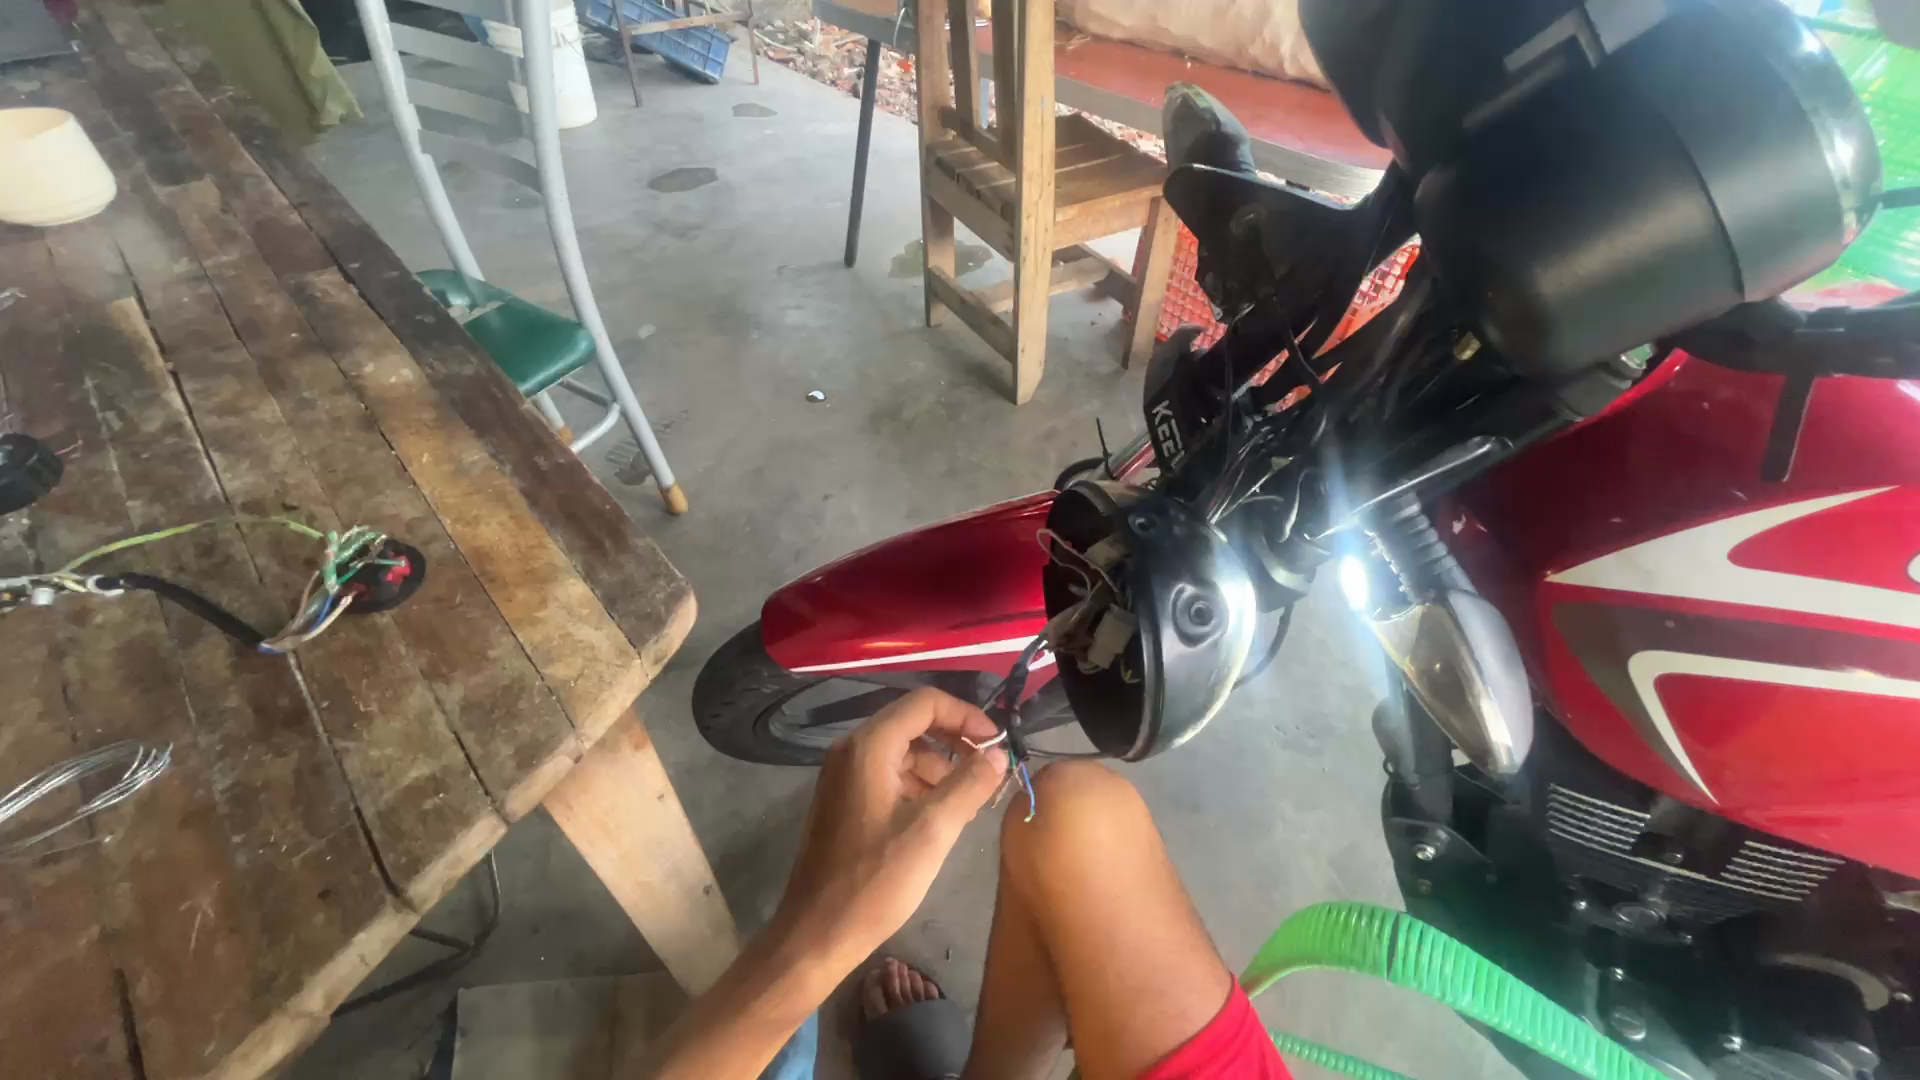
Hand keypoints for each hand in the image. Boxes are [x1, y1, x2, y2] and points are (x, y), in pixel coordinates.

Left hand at [771, 688, 1009, 967]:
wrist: (816, 934)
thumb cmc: (874, 881)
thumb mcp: (932, 831)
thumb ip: (970, 785)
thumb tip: (999, 754)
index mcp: (869, 746)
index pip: (926, 703)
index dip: (966, 716)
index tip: (997, 745)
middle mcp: (852, 749)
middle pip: (914, 722)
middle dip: (956, 741)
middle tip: (989, 771)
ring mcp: (845, 774)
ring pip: (904, 749)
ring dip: (941, 766)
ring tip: (972, 800)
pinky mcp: (846, 798)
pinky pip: (890, 773)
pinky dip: (920, 784)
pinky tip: (942, 815)